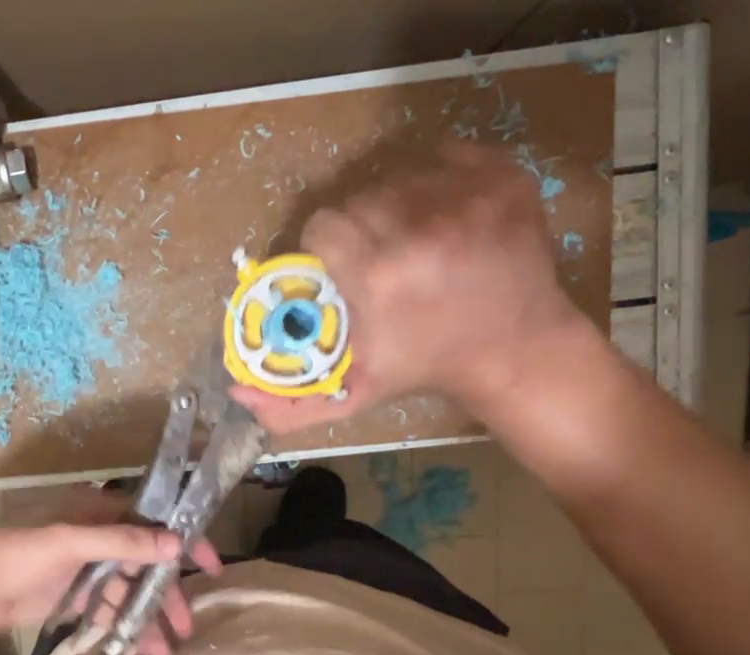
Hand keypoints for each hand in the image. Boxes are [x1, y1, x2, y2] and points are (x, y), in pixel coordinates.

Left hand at [0, 496, 221, 654]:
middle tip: (188, 625)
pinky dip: (124, 627)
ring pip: (128, 592)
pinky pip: (108, 611)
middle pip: (145, 564)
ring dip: (147, 618)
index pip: (152, 523)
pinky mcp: (74, 598)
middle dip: (167, 594)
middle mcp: (98, 538)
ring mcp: (86, 570)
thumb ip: (120, 542)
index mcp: (98, 513)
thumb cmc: (14, 555)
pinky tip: (141, 649)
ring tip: (167, 650)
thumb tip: (174, 542)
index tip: (212, 566)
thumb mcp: (67, 543)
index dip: (184, 542)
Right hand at [232, 141, 597, 434]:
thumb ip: (289, 404)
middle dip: (362, 228)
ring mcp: (466, 200)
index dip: (327, 246)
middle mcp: (418, 231)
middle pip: (359, 199)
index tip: (343, 266)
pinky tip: (448, 215)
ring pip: (401, 177)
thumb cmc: (427, 368)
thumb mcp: (353, 394)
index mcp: (377, 276)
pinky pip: (449, 155)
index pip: (323, 225)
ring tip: (417, 240)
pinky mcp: (503, 179)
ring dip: (400, 205)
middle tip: (381, 258)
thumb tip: (234, 391)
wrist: (515, 350)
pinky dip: (442, 179)